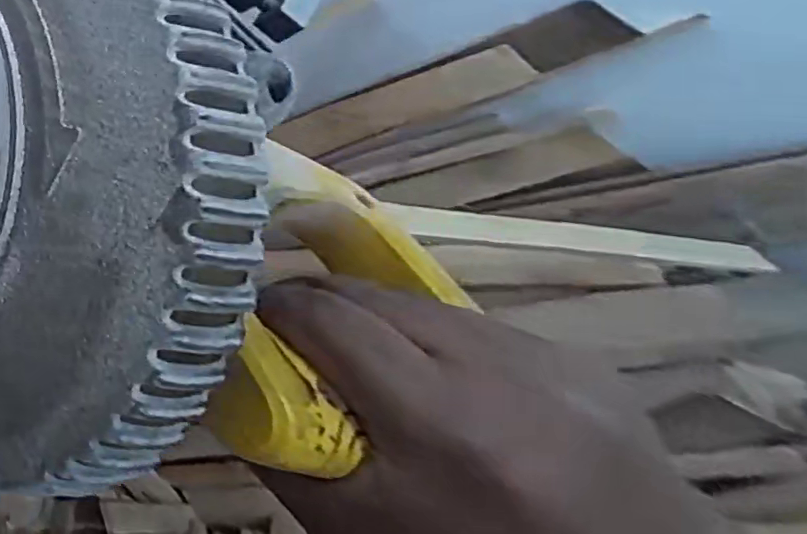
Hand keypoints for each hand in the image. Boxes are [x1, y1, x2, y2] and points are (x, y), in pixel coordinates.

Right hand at [251, 276, 728, 533]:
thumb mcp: (358, 527)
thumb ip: (281, 445)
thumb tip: (228, 372)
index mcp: (447, 424)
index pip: (324, 313)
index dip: (273, 309)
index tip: (249, 322)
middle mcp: (502, 372)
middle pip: (363, 294)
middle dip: (313, 305)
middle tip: (292, 337)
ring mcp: (548, 359)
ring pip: (412, 302)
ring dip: (371, 320)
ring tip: (367, 363)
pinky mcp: (578, 357)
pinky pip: (467, 323)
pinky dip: (430, 340)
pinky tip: (442, 384)